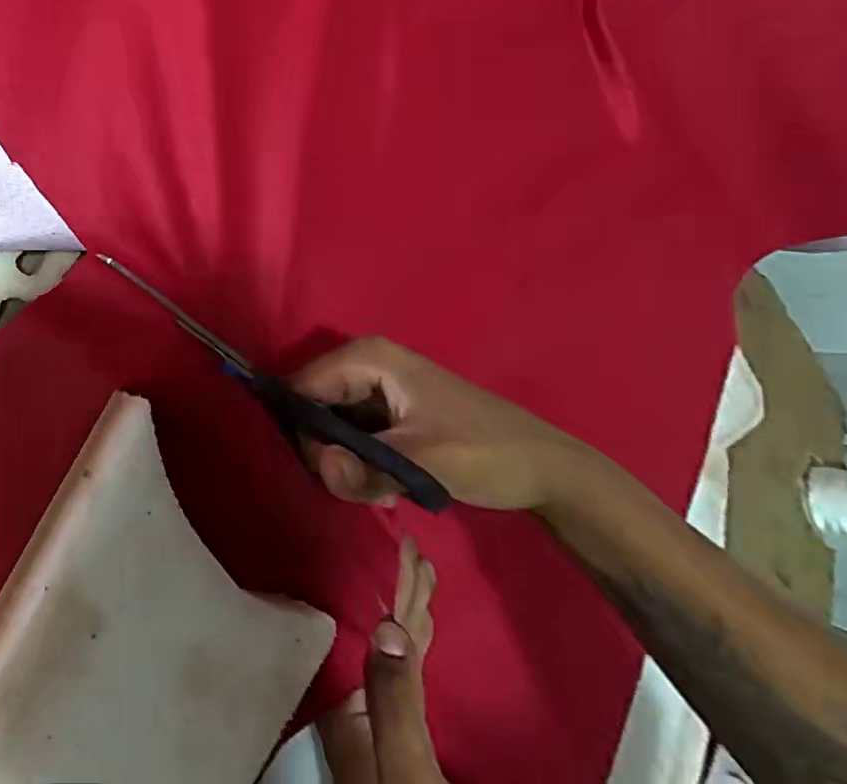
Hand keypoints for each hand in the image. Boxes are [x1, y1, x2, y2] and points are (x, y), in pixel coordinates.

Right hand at [290, 337, 604, 511]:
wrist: (543, 467)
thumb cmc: (485, 453)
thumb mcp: (424, 464)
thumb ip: (366, 469)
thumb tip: (319, 466)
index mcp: (369, 357)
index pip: (303, 389)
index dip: (303, 432)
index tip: (324, 472)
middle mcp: (366, 363)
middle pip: (313, 406)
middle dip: (325, 451)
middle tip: (358, 486)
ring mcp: (377, 386)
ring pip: (331, 424)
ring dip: (344, 461)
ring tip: (379, 487)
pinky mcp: (388, 411)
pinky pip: (351, 433)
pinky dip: (359, 461)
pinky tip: (387, 484)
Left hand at [318, 537, 445, 783]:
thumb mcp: (404, 769)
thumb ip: (395, 701)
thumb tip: (388, 627)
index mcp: (347, 711)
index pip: (364, 633)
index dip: (383, 589)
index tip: (399, 549)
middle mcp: (357, 712)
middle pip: (379, 638)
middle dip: (398, 592)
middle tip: (413, 548)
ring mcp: (380, 728)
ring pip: (395, 654)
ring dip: (410, 613)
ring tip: (422, 571)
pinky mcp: (404, 742)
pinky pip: (410, 677)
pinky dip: (419, 645)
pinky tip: (421, 631)